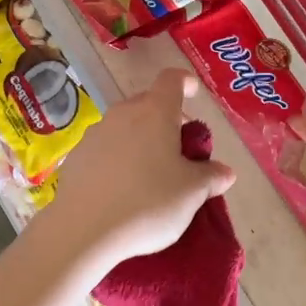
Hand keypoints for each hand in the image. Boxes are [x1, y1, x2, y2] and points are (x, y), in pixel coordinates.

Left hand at [40, 68, 237, 268]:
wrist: (85, 225)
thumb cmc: (148, 202)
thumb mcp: (191, 193)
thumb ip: (210, 177)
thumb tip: (225, 171)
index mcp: (155, 112)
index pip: (172, 80)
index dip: (185, 82)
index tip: (193, 91)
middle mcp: (124, 111)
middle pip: (149, 102)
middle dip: (167, 118)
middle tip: (180, 148)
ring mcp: (98, 130)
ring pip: (126, 124)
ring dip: (142, 137)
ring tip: (152, 171)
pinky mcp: (79, 152)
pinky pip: (106, 145)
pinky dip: (119, 155)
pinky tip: (123, 185)